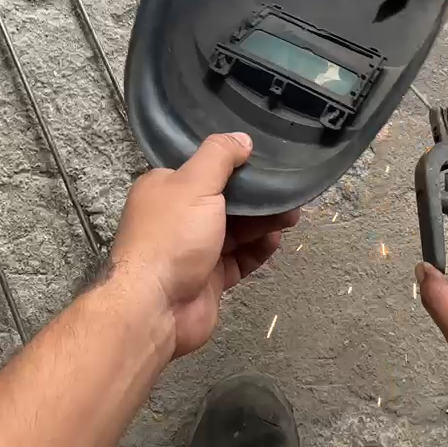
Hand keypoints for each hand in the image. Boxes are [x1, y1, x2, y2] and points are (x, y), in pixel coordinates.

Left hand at [108, 133, 299, 358]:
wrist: (155, 309)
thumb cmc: (171, 236)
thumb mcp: (195, 184)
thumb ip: (219, 156)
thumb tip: (241, 139)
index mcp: (166, 188)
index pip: (202, 168)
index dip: (232, 163)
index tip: (262, 158)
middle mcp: (178, 216)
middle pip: (224, 199)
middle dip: (256, 195)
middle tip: (287, 189)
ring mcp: (195, 249)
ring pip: (236, 229)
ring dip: (263, 221)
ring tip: (292, 214)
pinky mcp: (210, 278)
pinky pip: (240, 258)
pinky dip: (258, 249)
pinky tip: (276, 239)